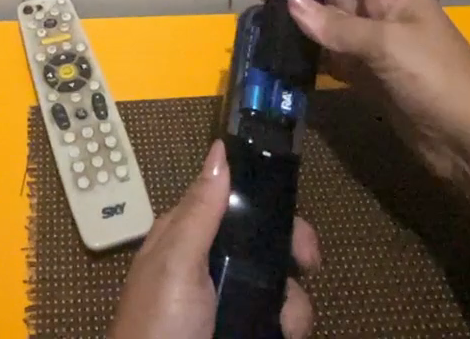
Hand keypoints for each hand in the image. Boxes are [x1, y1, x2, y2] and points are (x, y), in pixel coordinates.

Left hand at [108, 140, 320, 338]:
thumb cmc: (160, 324)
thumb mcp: (176, 261)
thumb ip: (201, 209)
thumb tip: (220, 149)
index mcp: (187, 237)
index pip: (233, 201)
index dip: (265, 200)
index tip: (293, 208)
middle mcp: (211, 265)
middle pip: (265, 243)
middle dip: (292, 251)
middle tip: (309, 262)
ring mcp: (230, 304)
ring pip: (280, 286)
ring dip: (292, 302)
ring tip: (285, 325)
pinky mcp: (247, 331)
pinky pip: (281, 321)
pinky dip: (289, 327)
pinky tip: (284, 335)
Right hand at [265, 0, 469, 181]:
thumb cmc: (436, 79)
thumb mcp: (385, 45)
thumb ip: (333, 24)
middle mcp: (382, 14)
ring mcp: (375, 48)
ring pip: (328, 25)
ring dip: (299, 21)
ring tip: (261, 18)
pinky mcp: (370, 78)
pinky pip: (332, 57)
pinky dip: (309, 53)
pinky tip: (284, 53)